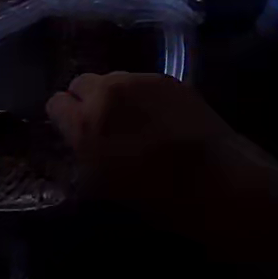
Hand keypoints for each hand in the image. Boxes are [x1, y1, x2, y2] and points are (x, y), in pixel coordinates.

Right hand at [46, 73, 277, 260]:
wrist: (222, 184)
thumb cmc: (160, 199)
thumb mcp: (106, 187)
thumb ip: (84, 156)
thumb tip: (78, 142)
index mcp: (85, 124)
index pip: (54, 104)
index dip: (63, 119)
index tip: (72, 132)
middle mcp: (107, 92)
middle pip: (80, 83)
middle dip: (86, 101)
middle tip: (103, 126)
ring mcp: (139, 81)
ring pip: (112, 79)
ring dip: (115, 96)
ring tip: (134, 120)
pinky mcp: (167, 79)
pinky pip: (141, 81)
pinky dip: (142, 95)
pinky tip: (160, 118)